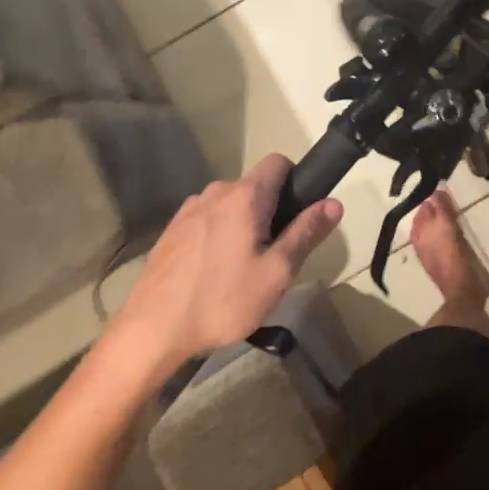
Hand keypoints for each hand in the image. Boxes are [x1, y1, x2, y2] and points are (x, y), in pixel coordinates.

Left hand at [112, 155, 342, 368]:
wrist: (154, 327)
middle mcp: (215, 192)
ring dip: (243, 227)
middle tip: (274, 258)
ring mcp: (189, 210)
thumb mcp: (277, 272)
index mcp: (244, 196)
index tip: (299, 216)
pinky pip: (208, 222)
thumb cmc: (223, 300)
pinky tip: (214, 275)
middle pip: (255, 188)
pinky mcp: (172, 230)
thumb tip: (334, 203)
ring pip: (230, 207)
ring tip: (242, 272)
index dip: (296, 181)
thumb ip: (306, 233)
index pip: (279, 162)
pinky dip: (219, 238)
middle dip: (270, 213)